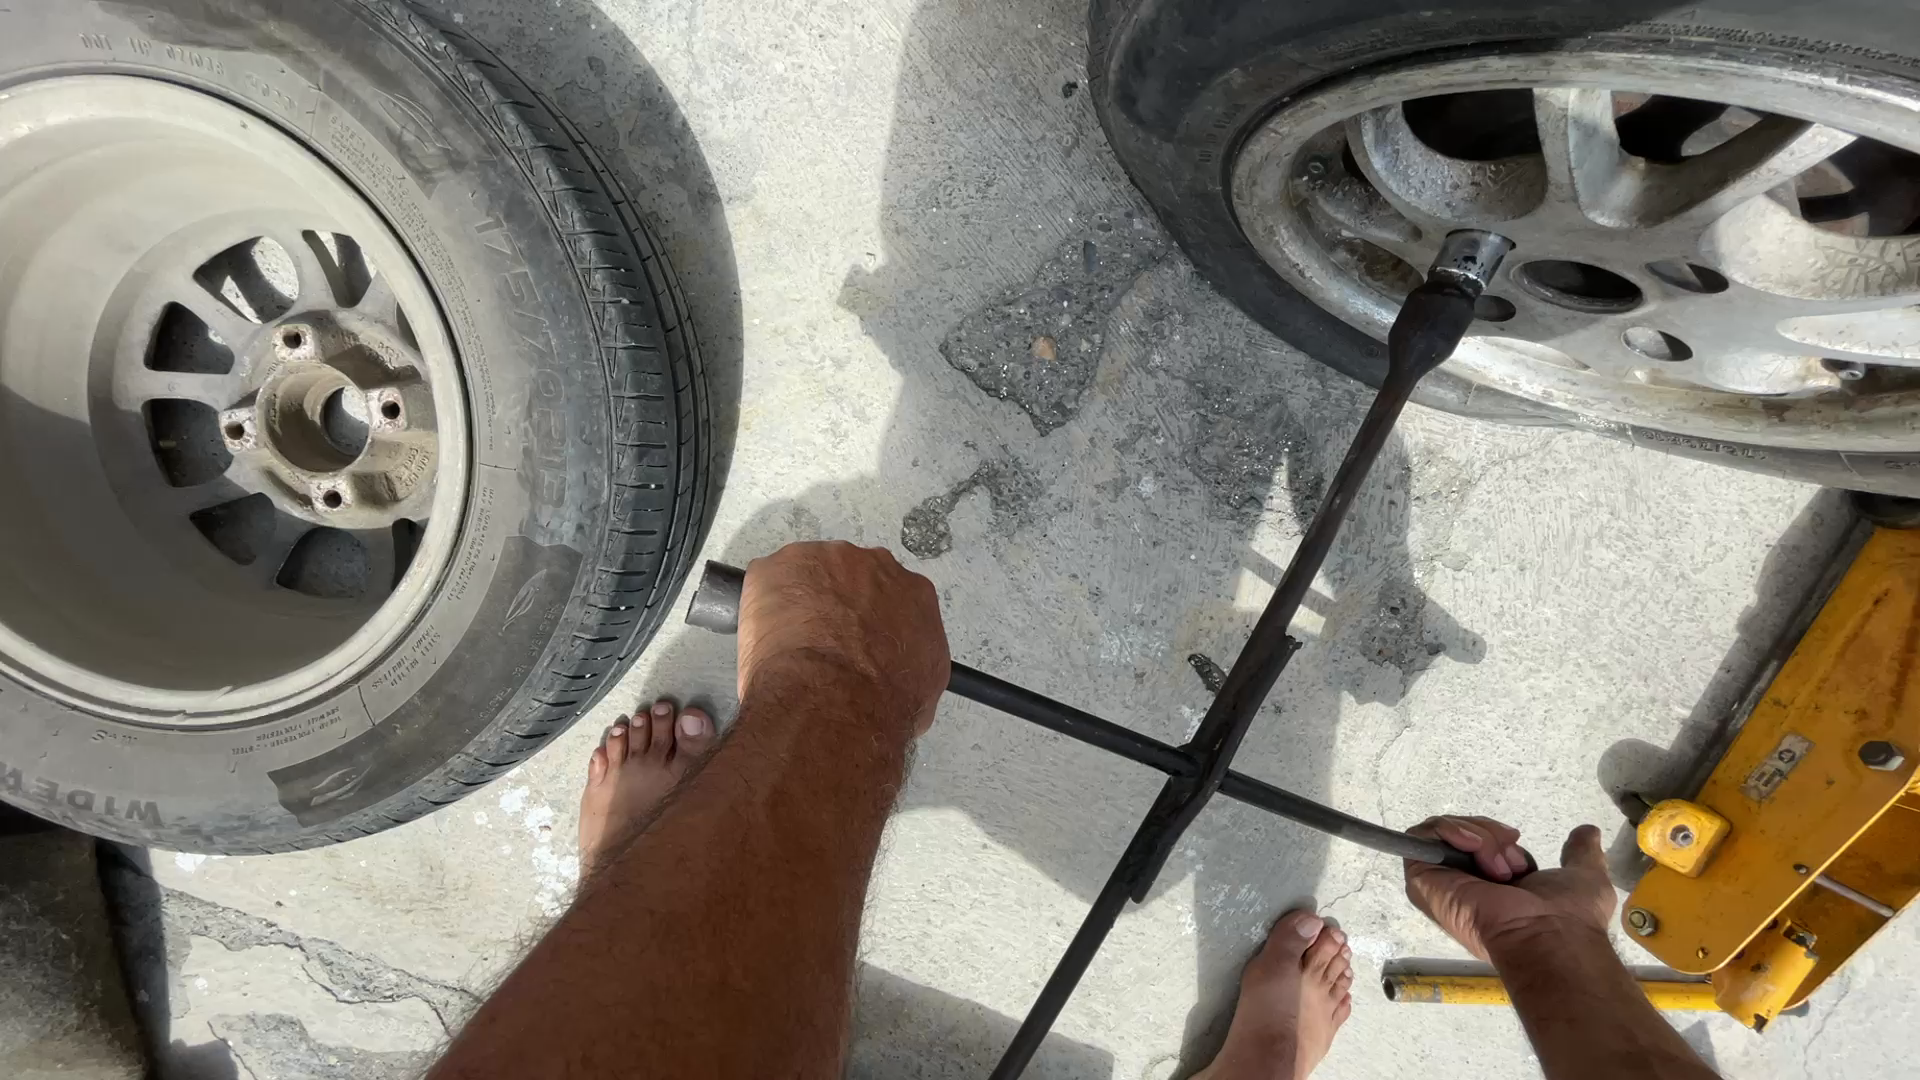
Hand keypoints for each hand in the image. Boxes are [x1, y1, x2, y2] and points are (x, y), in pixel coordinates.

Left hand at [737, 541, 949, 736]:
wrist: (837, 699)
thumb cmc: (879, 699)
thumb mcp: (925, 685)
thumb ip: (914, 656)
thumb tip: (901, 669)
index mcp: (912, 591)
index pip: (892, 595)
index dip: (872, 618)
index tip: (860, 636)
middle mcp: (875, 565)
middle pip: (853, 576)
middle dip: (840, 603)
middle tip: (826, 640)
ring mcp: (827, 559)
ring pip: (810, 574)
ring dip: (803, 601)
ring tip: (795, 642)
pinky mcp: (783, 565)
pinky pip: (769, 578)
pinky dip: (765, 602)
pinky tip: (770, 636)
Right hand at [1403, 816, 1614, 961]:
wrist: (1545, 935)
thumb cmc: (1566, 915)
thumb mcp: (1583, 879)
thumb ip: (1581, 854)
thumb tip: (1589, 830)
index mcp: (1489, 885)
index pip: (1476, 842)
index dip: (1496, 837)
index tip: (1517, 848)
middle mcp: (1460, 882)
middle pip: (1457, 833)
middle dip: (1487, 834)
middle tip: (1510, 862)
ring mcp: (1437, 880)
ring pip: (1440, 831)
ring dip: (1474, 836)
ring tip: (1497, 867)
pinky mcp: (1419, 876)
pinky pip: (1421, 835)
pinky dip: (1448, 830)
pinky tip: (1472, 846)